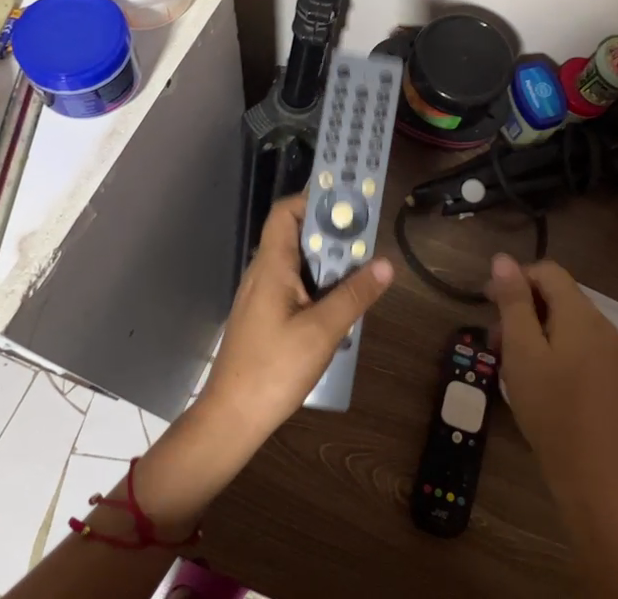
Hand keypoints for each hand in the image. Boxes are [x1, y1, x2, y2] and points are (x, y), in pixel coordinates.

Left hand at [200, 195, 394, 446]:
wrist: (231, 417)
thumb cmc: (273, 369)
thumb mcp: (322, 332)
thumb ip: (354, 295)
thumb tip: (386, 264)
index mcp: (271, 266)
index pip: (286, 212)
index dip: (315, 200)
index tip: (349, 205)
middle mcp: (262, 274)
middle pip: (296, 235)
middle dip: (331, 234)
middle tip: (367, 243)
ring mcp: (261, 297)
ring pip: (297, 264)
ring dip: (328, 264)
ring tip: (361, 273)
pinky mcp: (264, 318)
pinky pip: (294, 288)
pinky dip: (318, 288)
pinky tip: (340, 309)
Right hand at [486, 253, 617, 493]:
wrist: (591, 472)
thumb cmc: (550, 407)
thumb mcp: (522, 351)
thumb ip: (513, 302)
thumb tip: (502, 259)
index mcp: (581, 314)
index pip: (548, 271)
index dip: (515, 279)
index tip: (486, 304)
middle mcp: (600, 324)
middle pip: (557, 294)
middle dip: (521, 306)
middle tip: (492, 339)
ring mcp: (607, 350)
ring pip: (563, 320)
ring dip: (532, 328)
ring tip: (506, 360)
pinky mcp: (606, 373)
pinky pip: (574, 342)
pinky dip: (549, 346)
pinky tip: (532, 374)